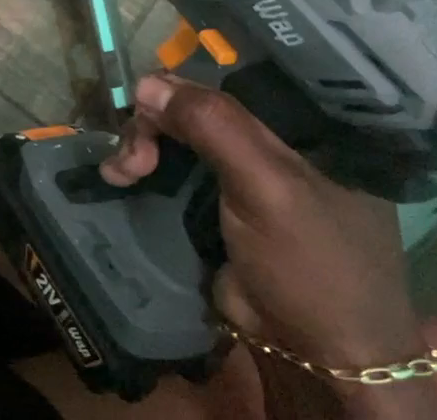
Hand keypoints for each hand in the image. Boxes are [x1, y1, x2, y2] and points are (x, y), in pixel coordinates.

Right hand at [100, 74, 425, 373]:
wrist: (316, 355)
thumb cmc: (313, 265)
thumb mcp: (268, 187)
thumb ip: (214, 127)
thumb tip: (144, 81)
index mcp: (309, 132)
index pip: (238, 82)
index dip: (186, 83)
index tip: (143, 99)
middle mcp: (275, 146)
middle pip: (196, 108)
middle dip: (153, 123)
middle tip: (133, 158)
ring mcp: (241, 175)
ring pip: (176, 135)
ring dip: (139, 146)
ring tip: (120, 174)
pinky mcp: (214, 203)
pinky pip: (171, 167)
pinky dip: (140, 167)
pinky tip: (119, 177)